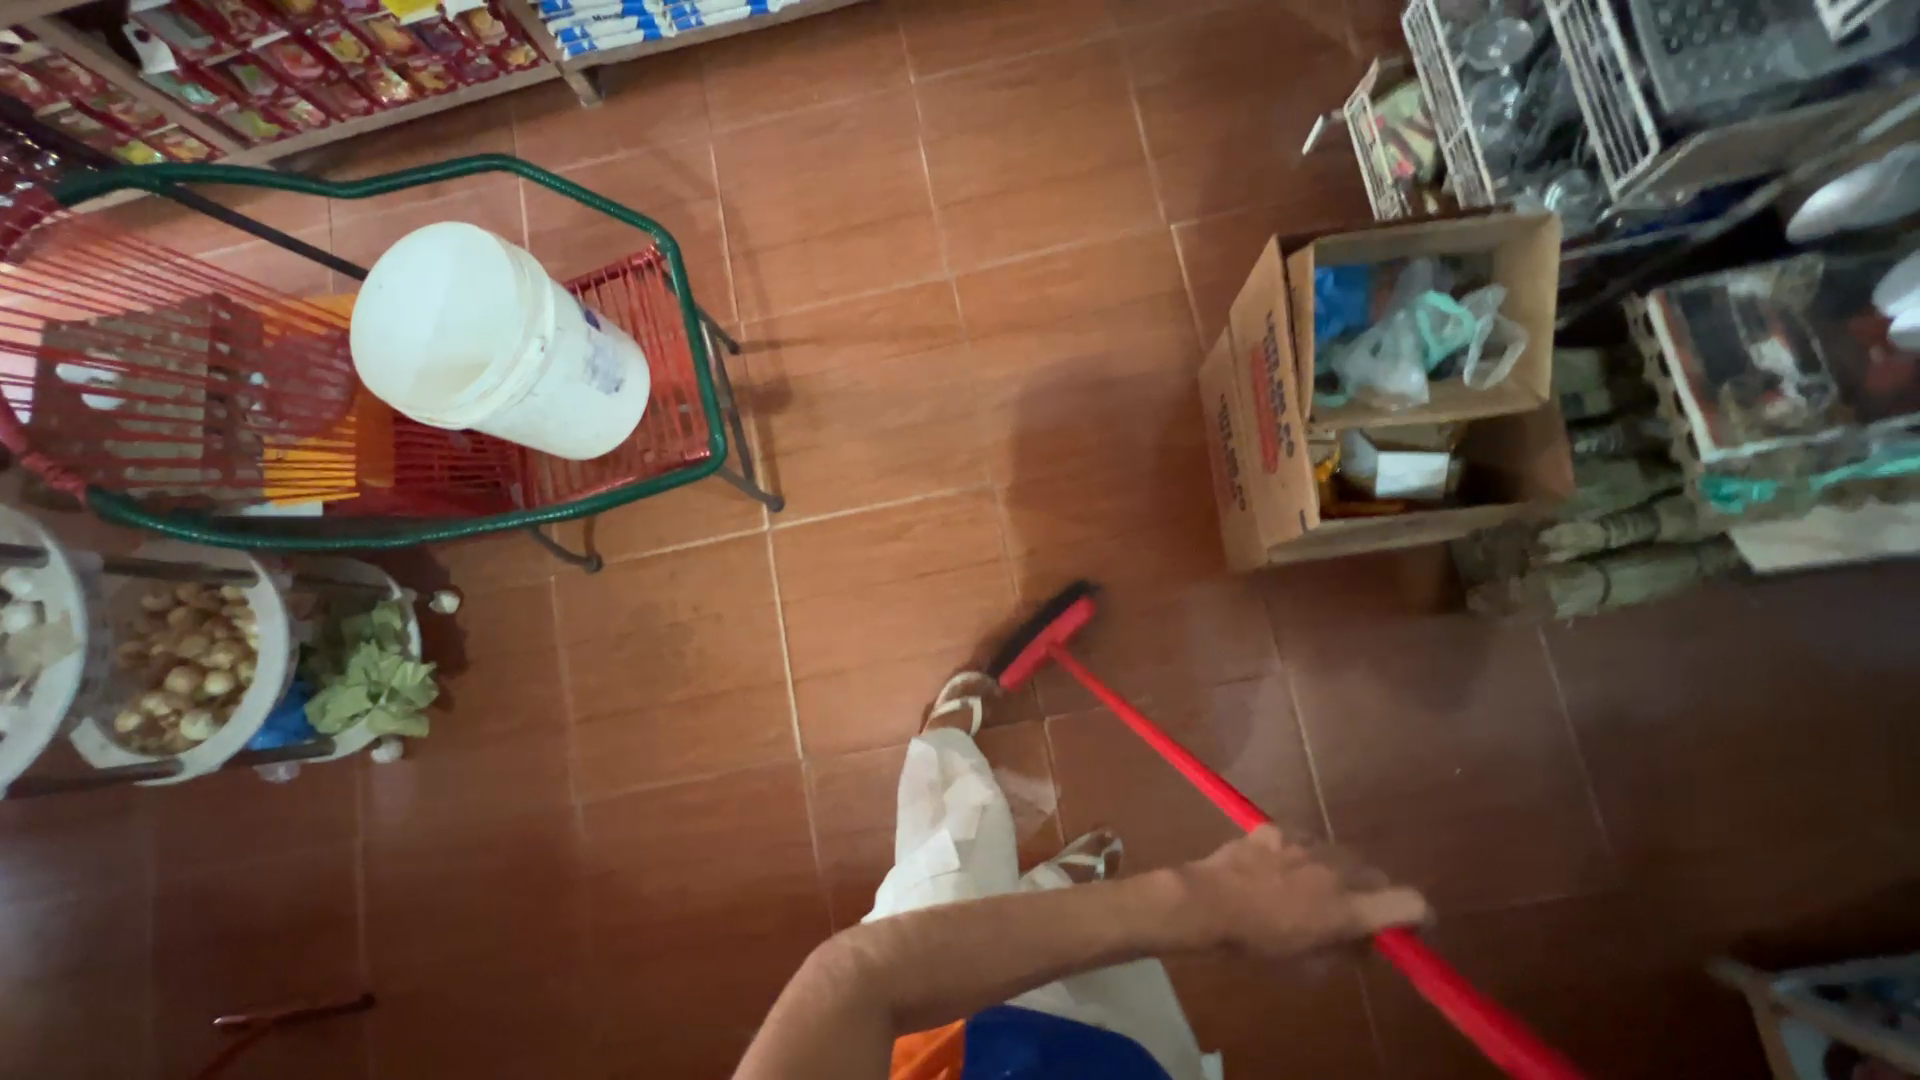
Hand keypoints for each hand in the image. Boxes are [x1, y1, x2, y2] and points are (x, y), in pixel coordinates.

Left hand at [1172, 826, 1428, 957]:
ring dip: (1333, 870)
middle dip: (1371, 893)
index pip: (1411, 902)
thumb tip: (1363, 942)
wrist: (1208, 903)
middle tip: (1349, 911)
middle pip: (1375, 874)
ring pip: (1336, 853)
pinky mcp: (1274, 829)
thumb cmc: (1257, 943)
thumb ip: (1344, 949)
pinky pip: (1298, 838)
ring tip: (1306, 887)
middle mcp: (1335, 870)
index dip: (1417, 916)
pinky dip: (1296, 851)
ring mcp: (1303, 844)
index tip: (1408, 927)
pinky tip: (1276, 865)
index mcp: (1349, 908)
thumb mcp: (1309, 965)